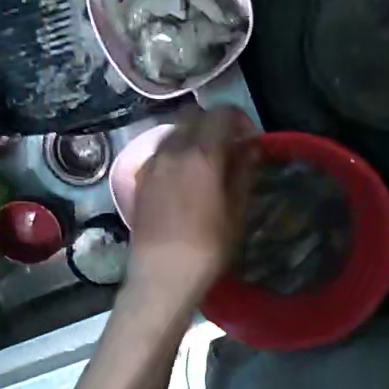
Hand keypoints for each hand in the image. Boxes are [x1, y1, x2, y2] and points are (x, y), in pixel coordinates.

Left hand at [128, 107, 255, 305]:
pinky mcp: (138, 181)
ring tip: (206, 159)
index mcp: (200, 154)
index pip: (220, 114)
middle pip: (191, 116)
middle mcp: (171, 152)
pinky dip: (173, 153)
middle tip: (229, 143)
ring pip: (171, 133)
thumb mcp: (236, 212)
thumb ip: (243, 172)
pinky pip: (158, 153)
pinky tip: (183, 175)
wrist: (161, 275)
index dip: (238, 119)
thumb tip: (249, 148)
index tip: (249, 137)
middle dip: (212, 122)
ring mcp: (151, 165)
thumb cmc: (207, 248)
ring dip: (190, 136)